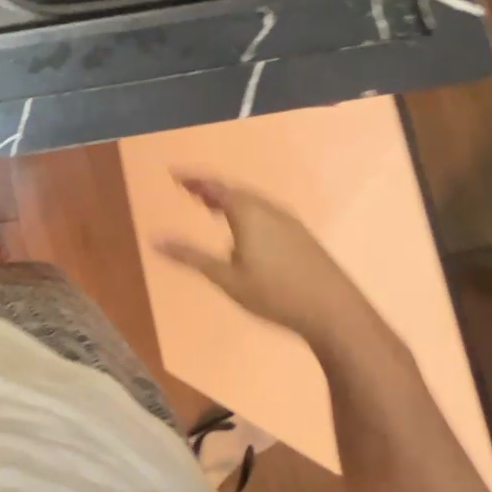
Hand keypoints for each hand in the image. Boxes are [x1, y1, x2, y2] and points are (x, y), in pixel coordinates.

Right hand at [158, 176, 368, 345]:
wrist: (339, 316)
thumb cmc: (276, 295)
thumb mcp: (225, 278)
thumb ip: (189, 257)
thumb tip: (153, 239)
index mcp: (248, 213)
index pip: (214, 186)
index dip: (193, 179)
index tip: (174, 174)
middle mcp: (269, 210)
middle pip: (234, 190)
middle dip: (210, 188)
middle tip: (190, 191)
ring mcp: (291, 223)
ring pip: (253, 202)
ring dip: (229, 200)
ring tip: (212, 207)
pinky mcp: (304, 238)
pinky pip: (266, 212)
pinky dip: (247, 210)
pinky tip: (247, 229)